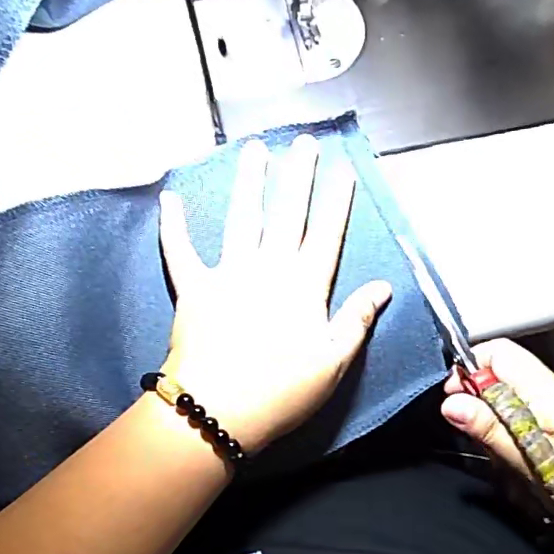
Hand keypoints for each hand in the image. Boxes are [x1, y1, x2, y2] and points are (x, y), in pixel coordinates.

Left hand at [158, 135, 392, 451]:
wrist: (217, 411)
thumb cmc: (282, 391)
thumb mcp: (334, 362)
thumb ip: (356, 320)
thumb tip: (383, 288)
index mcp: (305, 287)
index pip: (326, 233)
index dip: (336, 201)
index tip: (343, 170)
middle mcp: (268, 269)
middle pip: (286, 213)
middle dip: (297, 175)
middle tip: (304, 142)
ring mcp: (228, 274)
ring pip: (241, 218)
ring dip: (249, 182)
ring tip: (255, 150)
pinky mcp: (193, 288)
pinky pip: (180, 250)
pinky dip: (174, 225)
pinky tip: (170, 198)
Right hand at [440, 340, 553, 547]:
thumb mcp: (542, 467)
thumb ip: (496, 432)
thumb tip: (452, 403)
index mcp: (552, 392)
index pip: (499, 351)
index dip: (471, 371)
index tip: (458, 406)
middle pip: (503, 378)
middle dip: (484, 410)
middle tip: (493, 451)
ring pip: (515, 403)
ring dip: (503, 433)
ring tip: (518, 469)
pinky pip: (534, 420)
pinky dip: (522, 442)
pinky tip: (535, 471)